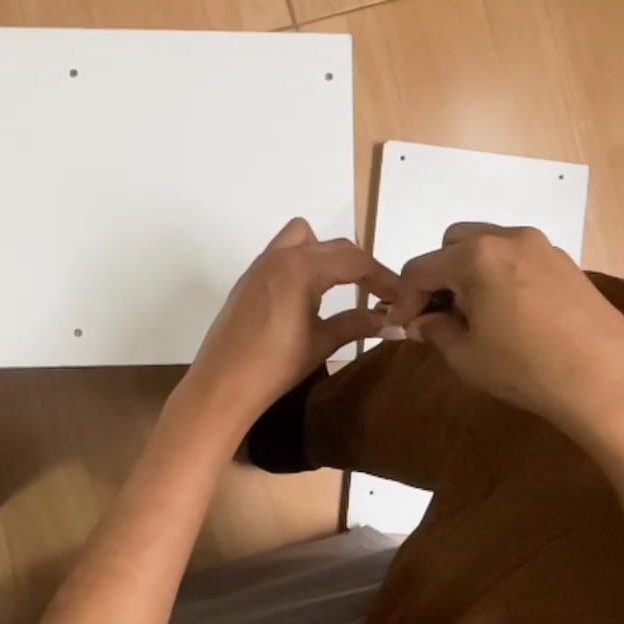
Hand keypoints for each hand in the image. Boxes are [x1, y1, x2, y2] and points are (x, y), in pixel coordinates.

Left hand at [181, 218, 406, 434]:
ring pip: (303, 239)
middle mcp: (280, 256)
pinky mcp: (247, 280)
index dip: (383, 278)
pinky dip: (303, 264)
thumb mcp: (321, 343)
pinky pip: (282, 255)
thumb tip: (393, 322)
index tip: (402, 298)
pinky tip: (310, 296)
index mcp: (301, 268)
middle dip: (360, 266)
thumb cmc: (274, 366)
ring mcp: (259, 266)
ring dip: (328, 255)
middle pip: (334, 247)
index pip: (355, 261)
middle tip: (379, 295)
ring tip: (341, 287)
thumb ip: (357, 324)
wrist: (222, 384)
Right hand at [401, 223, 623, 444]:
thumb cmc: (525, 368)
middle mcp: (508, 238)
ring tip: (473, 316)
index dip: (403, 299)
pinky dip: (499, 277)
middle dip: (437, 276)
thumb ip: (434, 330)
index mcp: (476, 256)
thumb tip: (421, 321)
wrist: (608, 380)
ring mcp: (542, 247)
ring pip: (487, 247)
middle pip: (453, 243)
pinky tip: (507, 316)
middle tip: (439, 314)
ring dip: (468, 273)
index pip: (420, 268)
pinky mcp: (566, 264)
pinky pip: (517, 259)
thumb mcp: (465, 355)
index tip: (400, 326)